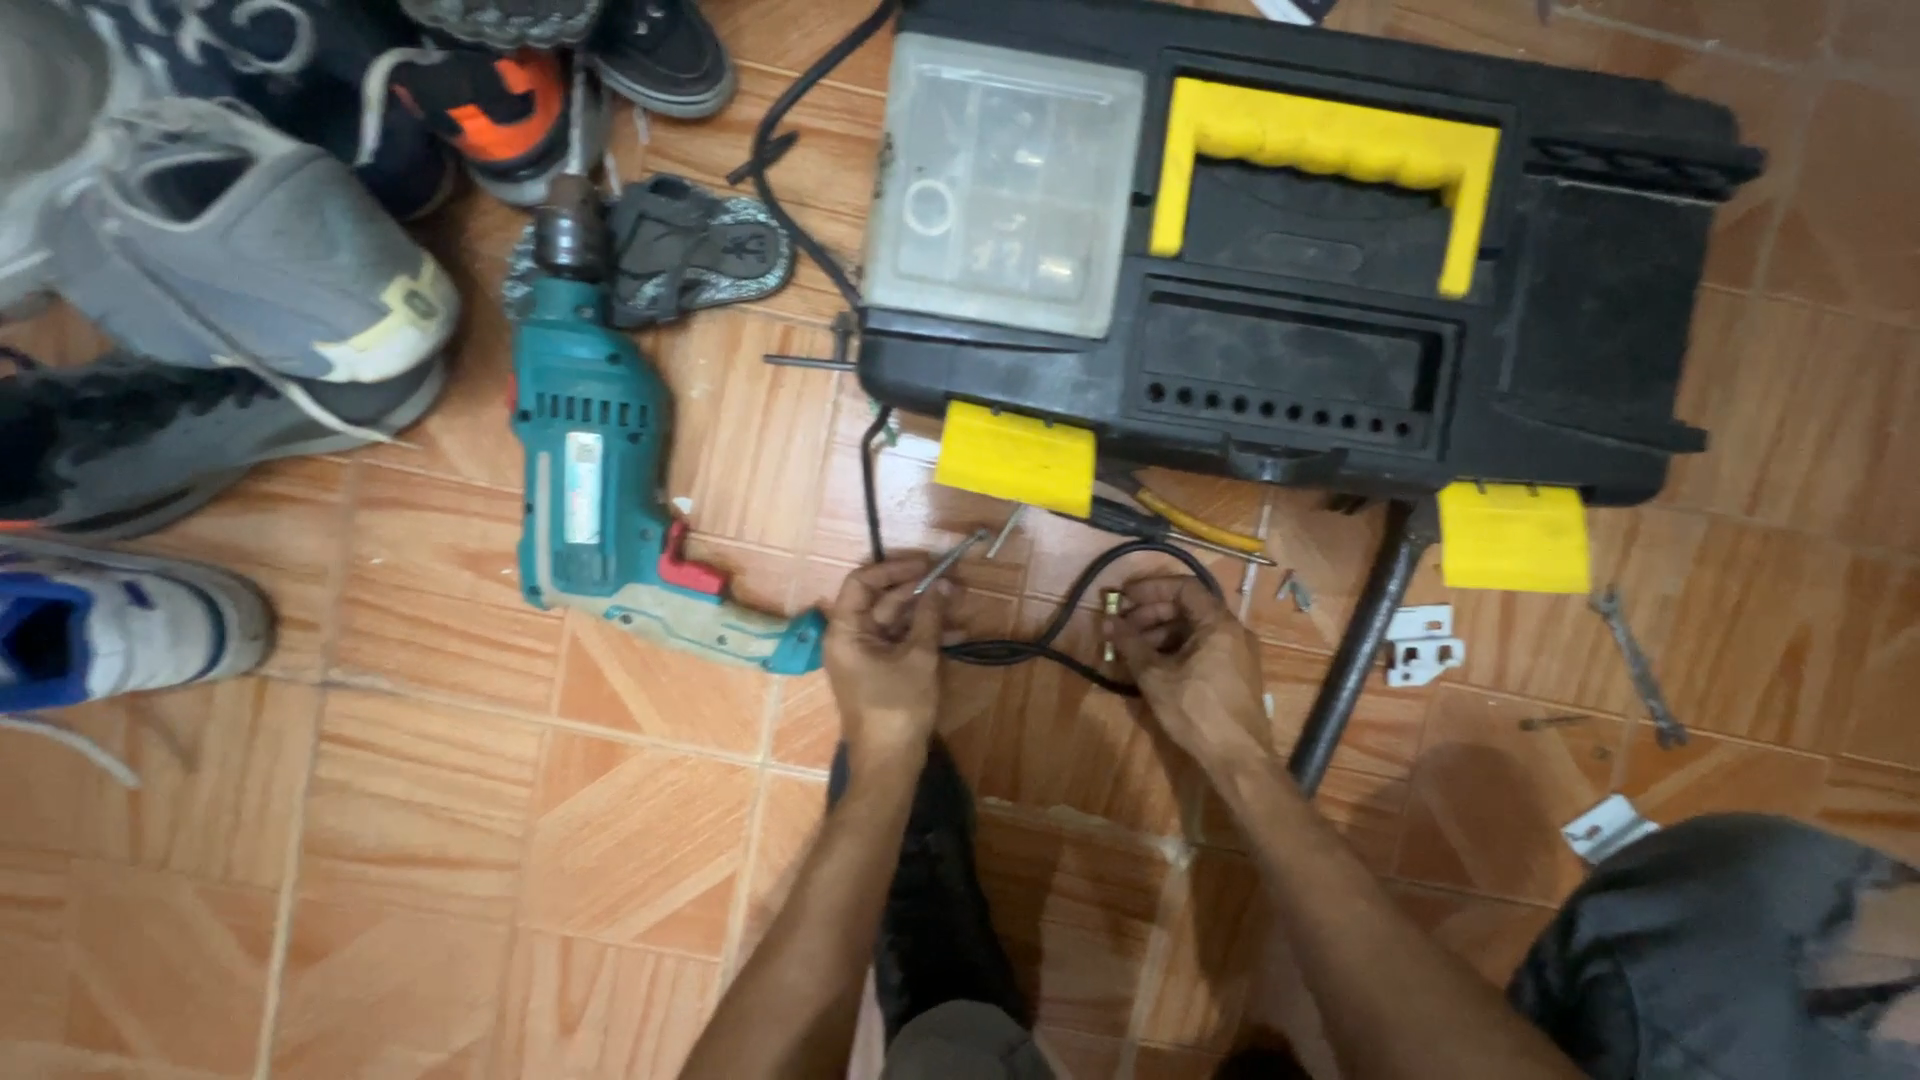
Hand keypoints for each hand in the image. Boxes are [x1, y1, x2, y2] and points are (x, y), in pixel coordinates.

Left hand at [824, 557, 953, 772]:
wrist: (890, 762)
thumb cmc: (897, 707)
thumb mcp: (918, 657)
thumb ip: (930, 616)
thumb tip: (943, 584)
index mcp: (845, 631)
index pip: (862, 583)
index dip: (893, 568)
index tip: (925, 563)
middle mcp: (850, 637)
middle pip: (883, 600)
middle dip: (919, 590)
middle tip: (953, 581)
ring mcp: (866, 654)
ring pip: (897, 621)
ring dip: (928, 612)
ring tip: (961, 602)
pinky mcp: (882, 669)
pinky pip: (902, 641)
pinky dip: (926, 635)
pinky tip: (958, 633)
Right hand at [1107, 575, 1269, 772]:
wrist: (1239, 758)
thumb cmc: (1197, 711)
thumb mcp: (1156, 676)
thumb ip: (1130, 644)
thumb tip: (1107, 621)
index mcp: (1219, 624)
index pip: (1184, 587)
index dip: (1150, 588)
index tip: (1123, 598)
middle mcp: (1233, 631)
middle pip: (1188, 608)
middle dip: (1151, 613)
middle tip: (1122, 626)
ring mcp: (1237, 653)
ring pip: (1194, 630)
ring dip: (1160, 633)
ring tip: (1131, 648)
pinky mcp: (1235, 674)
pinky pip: (1203, 647)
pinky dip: (1176, 649)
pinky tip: (1153, 666)